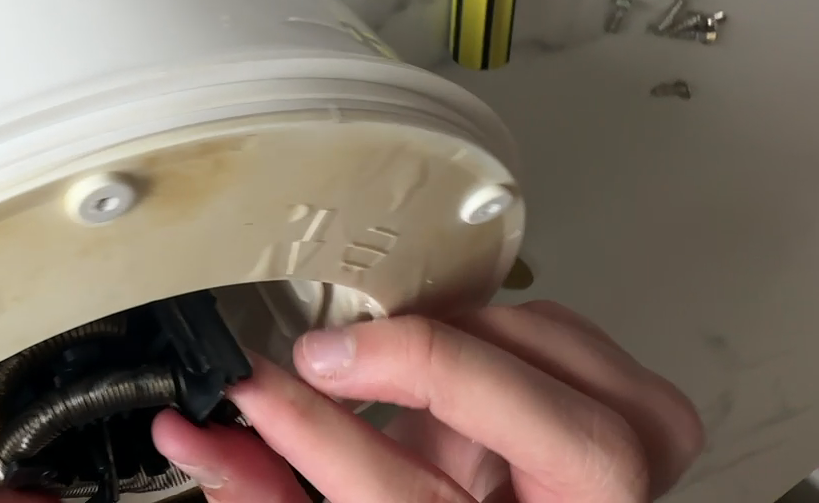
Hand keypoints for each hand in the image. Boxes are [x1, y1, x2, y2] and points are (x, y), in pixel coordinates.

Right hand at [148, 301, 704, 502]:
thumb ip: (258, 488)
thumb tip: (184, 429)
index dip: (321, 435)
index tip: (246, 379)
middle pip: (589, 454)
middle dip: (440, 367)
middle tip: (327, 351)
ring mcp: (625, 502)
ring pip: (621, 397)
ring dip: (486, 337)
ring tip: (393, 339)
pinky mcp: (635, 450)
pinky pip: (610, 368)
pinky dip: (527, 333)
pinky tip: (456, 339)